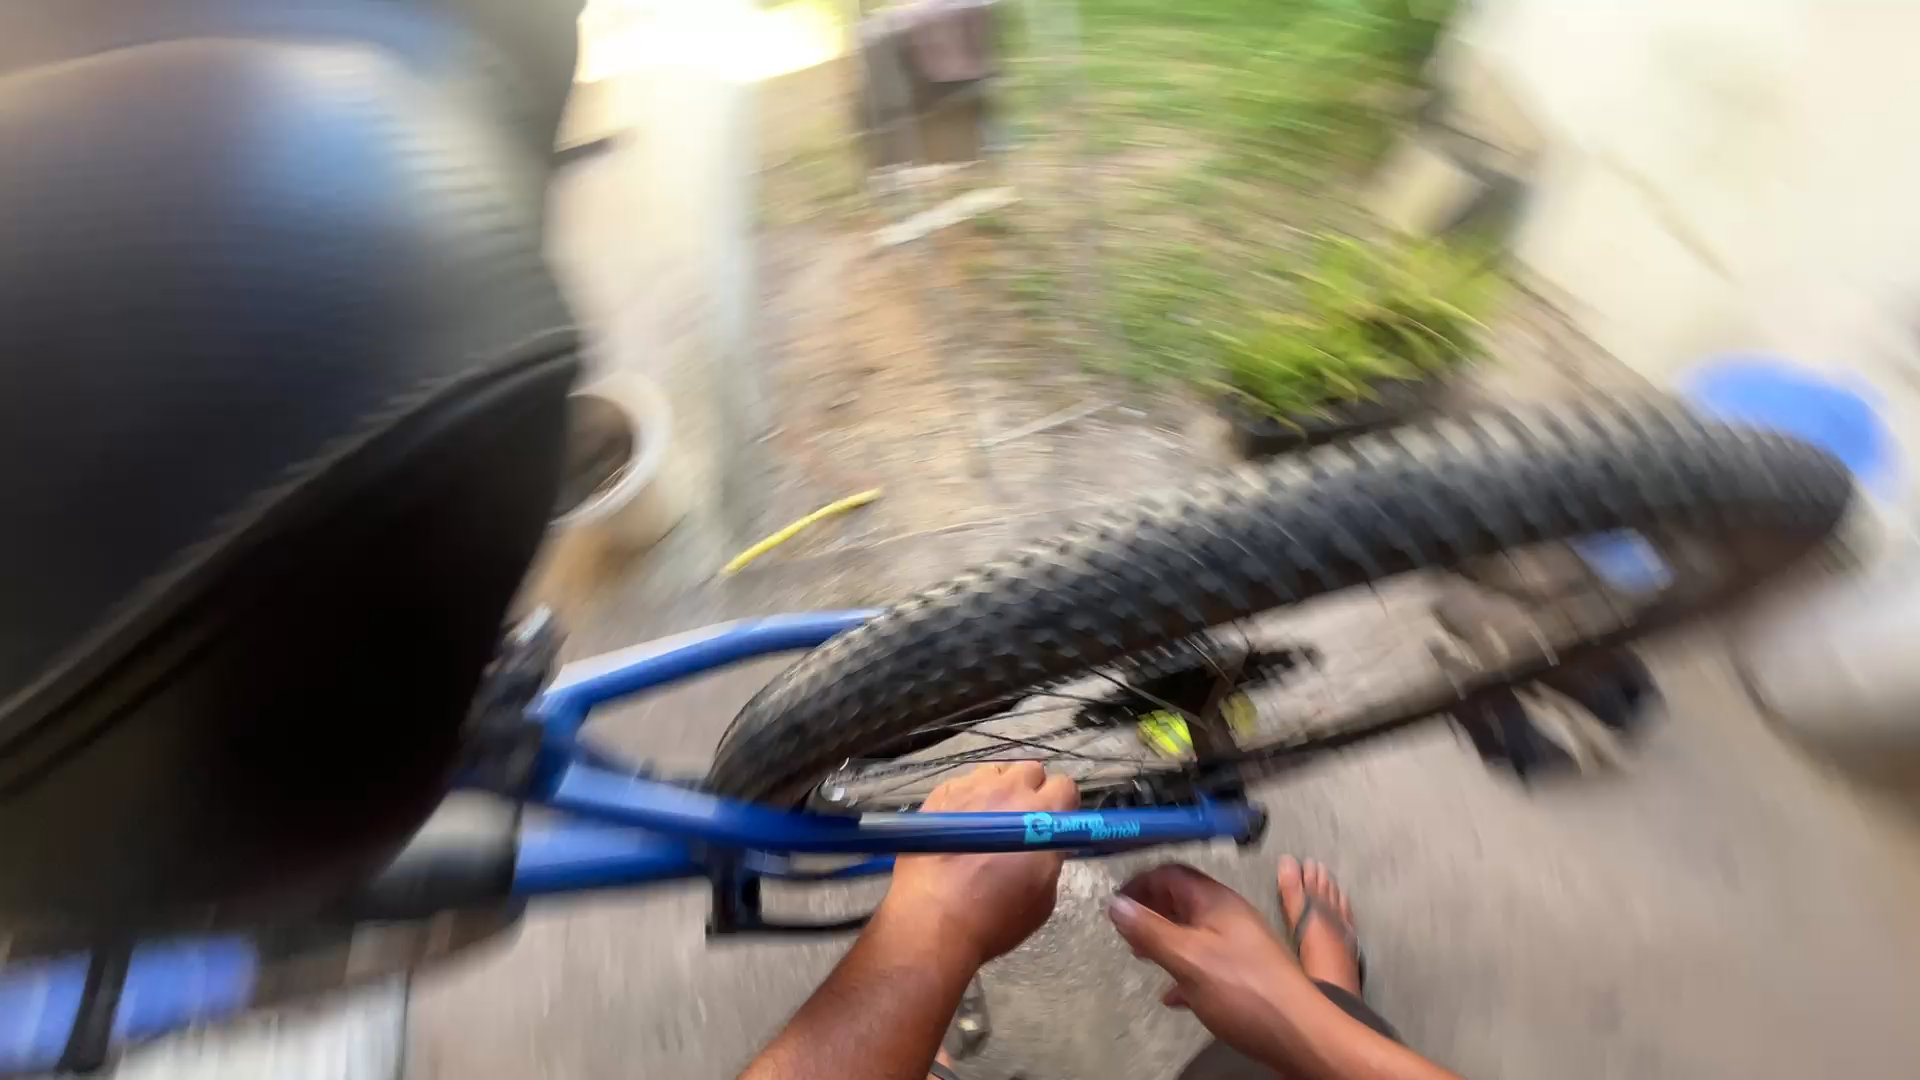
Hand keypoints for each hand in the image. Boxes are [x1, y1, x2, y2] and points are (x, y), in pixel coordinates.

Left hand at [877, 762, 1078, 967]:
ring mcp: (973, 786)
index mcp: (1043, 814)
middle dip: (1031, 790)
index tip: (1053, 822)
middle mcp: (1009, 790)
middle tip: (1022, 820)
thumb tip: (1046, 842)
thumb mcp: (1044, 895)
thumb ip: (1050, 855)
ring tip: (988, 818)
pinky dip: (970, 796)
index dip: (1061, 804)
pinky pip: (966, 782)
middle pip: (1032, 770)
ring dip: (1000, 788)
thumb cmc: (995, 917)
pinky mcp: (943, 791)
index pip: (1065, 785)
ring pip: (997, 770)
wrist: (933, 918)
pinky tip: (961, 823)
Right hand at [1107, 864, 1310, 1060]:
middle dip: (1150, 910)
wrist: (1303, 1036)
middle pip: (1180, 899)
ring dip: (1164, 938)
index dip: (1139, 883)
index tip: (1117, 903)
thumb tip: (1114, 903)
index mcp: (1214, 899)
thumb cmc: (1242, 989)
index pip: (1169, 873)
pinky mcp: (1245, 972)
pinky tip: (1173, 995)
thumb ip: (1149, 930)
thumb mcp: (1187, 959)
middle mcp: (1227, 913)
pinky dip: (1183, 967)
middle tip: (1126, 931)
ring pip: (1192, 929)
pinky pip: (1205, 958)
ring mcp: (1238, 943)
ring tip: (1142, 956)